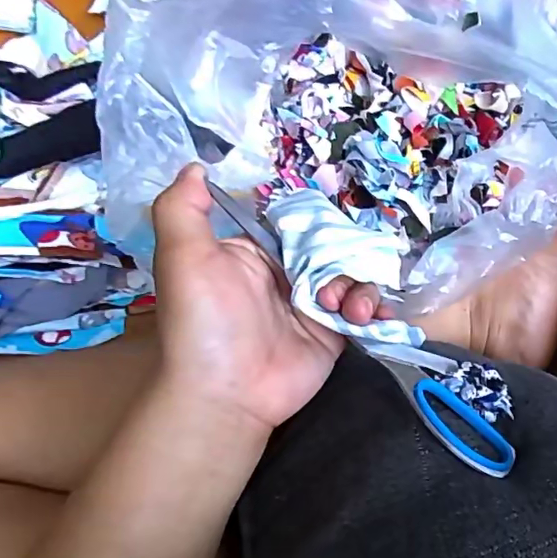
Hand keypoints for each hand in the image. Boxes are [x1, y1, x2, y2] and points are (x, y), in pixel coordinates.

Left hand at [151, 163, 343, 434]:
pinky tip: (366, 315)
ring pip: (354, 275)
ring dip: (358, 286)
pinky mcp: (336, 330)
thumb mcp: (182, 256)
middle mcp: (288, 275)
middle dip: (344, 257)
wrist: (229, 392)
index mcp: (256, 254)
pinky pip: (365, 308)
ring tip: (343, 308)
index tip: (331, 225)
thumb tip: (197, 165)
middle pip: (334, 247)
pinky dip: (374, 307)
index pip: (298, 224)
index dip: (317, 221)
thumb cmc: (204, 322)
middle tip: (330, 283)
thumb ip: (184, 208)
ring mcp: (315, 304)